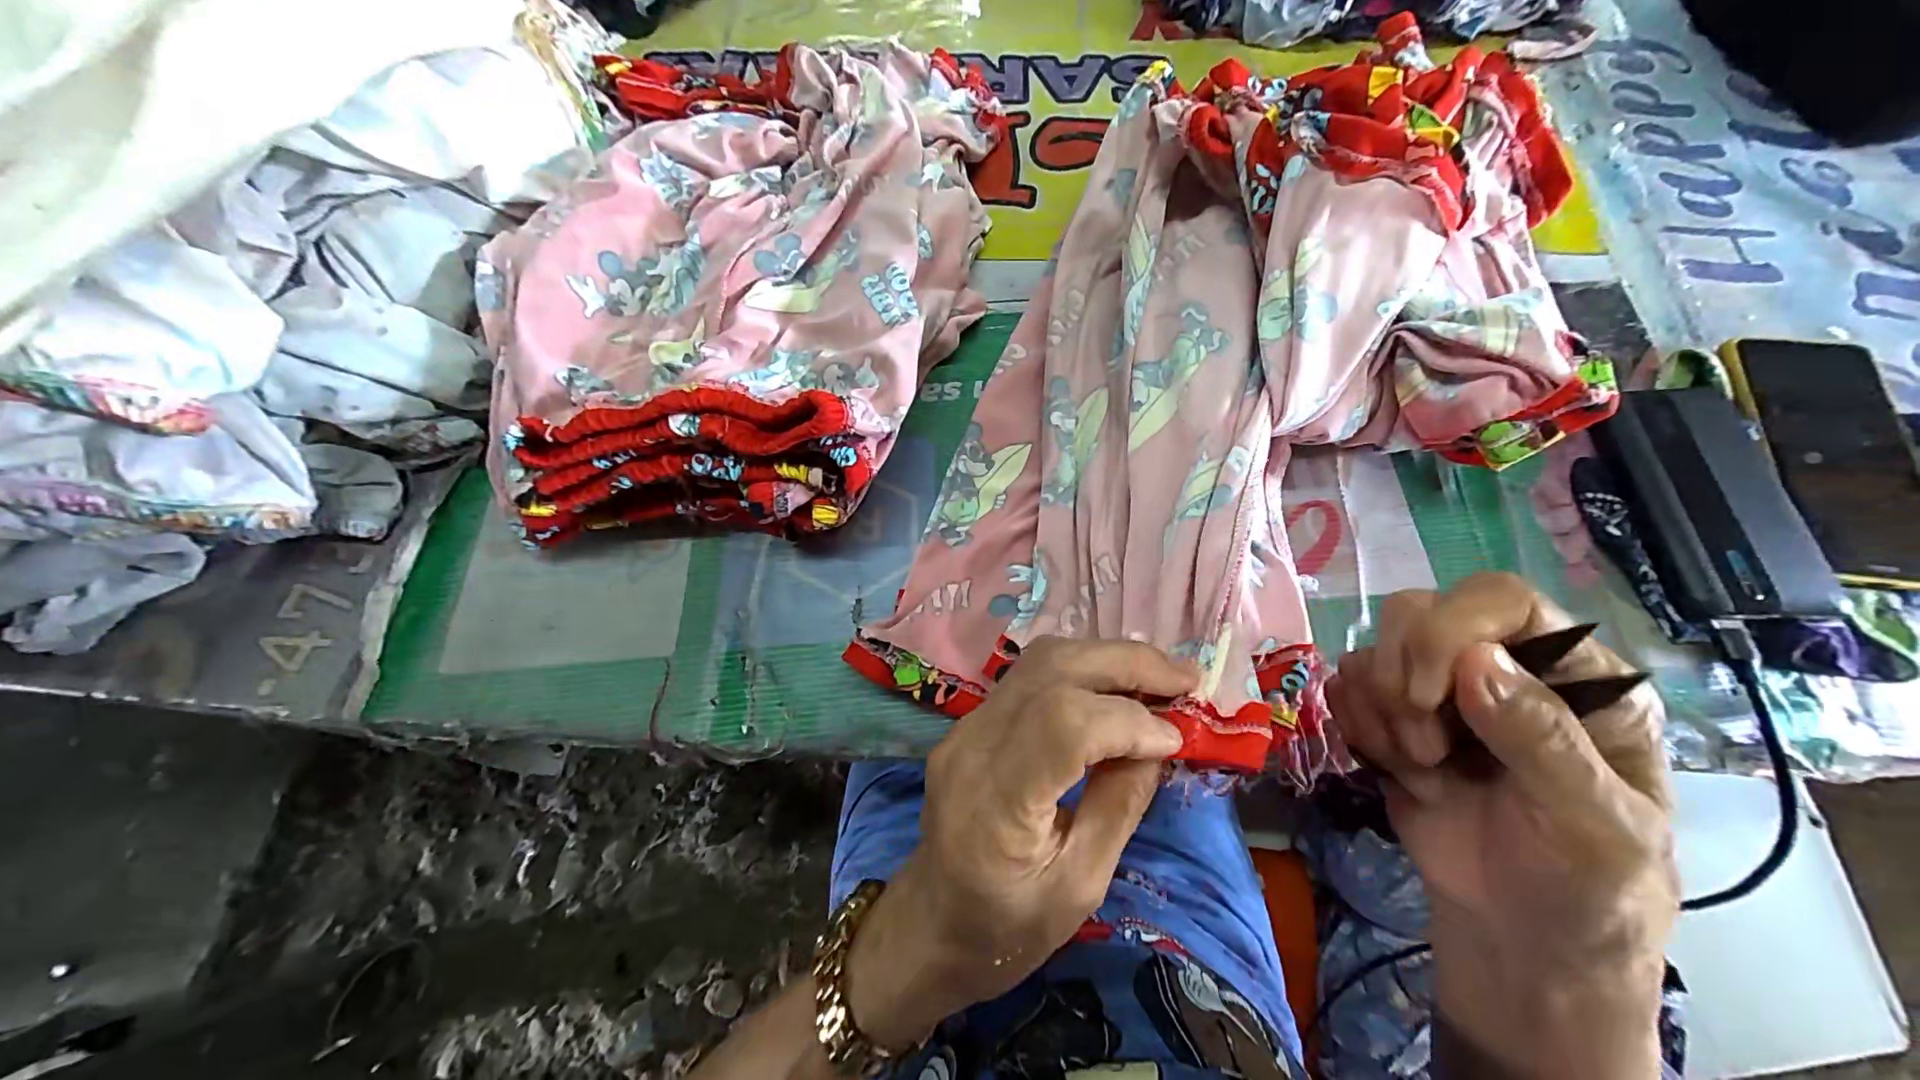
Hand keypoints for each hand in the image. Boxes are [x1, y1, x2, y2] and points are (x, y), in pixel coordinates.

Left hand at [844, 638, 1195, 1049]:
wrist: (933, 924)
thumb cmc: (1007, 928)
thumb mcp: (1081, 886)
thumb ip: (1119, 806)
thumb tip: (1159, 743)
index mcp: (995, 802)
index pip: (1063, 723)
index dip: (1127, 720)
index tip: (1175, 739)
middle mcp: (972, 746)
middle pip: (1051, 669)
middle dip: (1126, 664)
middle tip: (1185, 679)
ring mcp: (965, 728)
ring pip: (1040, 661)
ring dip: (1106, 659)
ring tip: (1160, 678)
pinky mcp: (970, 724)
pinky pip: (1031, 678)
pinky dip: (1083, 672)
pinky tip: (1117, 689)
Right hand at [1328, 573, 1677, 1078]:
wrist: (1520, 938)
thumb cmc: (1585, 886)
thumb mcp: (1594, 825)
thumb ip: (1543, 740)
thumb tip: (1477, 658)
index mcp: (1578, 676)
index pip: (1501, 599)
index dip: (1450, 630)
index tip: (1425, 695)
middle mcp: (1504, 667)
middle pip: (1419, 611)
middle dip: (1403, 678)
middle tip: (1423, 745)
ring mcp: (1441, 690)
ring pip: (1372, 649)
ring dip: (1381, 714)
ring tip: (1421, 769)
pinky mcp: (1390, 716)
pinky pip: (1345, 687)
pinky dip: (1359, 728)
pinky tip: (1398, 770)